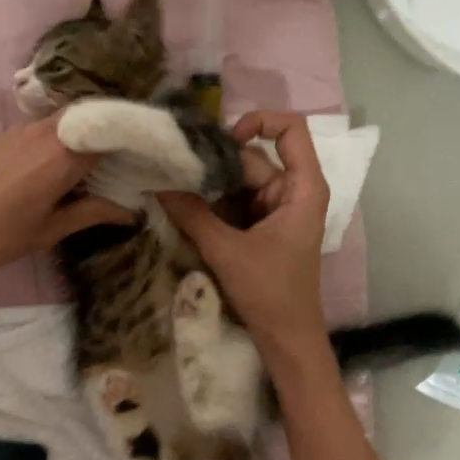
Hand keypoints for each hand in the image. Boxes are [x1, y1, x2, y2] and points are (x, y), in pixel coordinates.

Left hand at [0, 117, 134, 285]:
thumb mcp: (48, 231)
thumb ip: (90, 214)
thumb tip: (130, 212)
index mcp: (64, 157)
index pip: (113, 133)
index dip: (135, 139)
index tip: (150, 151)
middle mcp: (47, 133)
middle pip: (91, 116)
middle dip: (112, 129)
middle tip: (128, 152)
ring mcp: (22, 130)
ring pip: (67, 119)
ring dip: (86, 131)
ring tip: (100, 158)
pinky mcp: (4, 135)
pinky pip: (44, 126)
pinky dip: (62, 136)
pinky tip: (63, 159)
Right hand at [159, 110, 329, 354]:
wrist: (286, 337)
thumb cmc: (270, 292)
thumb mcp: (226, 251)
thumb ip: (192, 215)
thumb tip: (157, 183)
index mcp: (302, 188)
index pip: (290, 129)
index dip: (257, 122)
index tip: (221, 141)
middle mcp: (292, 191)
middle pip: (252, 158)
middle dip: (215, 163)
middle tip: (172, 167)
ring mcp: (275, 210)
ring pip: (237, 182)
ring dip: (208, 186)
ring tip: (170, 185)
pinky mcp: (260, 228)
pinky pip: (233, 204)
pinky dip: (211, 204)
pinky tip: (182, 207)